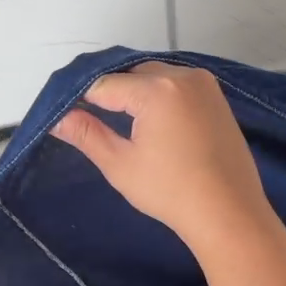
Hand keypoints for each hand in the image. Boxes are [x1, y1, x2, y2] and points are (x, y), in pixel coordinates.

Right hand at [50, 61, 272, 252]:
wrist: (227, 210)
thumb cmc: (169, 191)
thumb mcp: (120, 164)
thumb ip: (87, 134)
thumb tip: (58, 118)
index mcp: (157, 89)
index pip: (104, 84)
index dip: (81, 99)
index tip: (68, 117)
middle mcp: (183, 76)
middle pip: (131, 74)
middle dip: (110, 93)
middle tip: (92, 123)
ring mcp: (205, 85)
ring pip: (155, 78)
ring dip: (135, 94)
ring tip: (121, 125)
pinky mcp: (216, 98)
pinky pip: (177, 87)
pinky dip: (158, 98)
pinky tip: (152, 126)